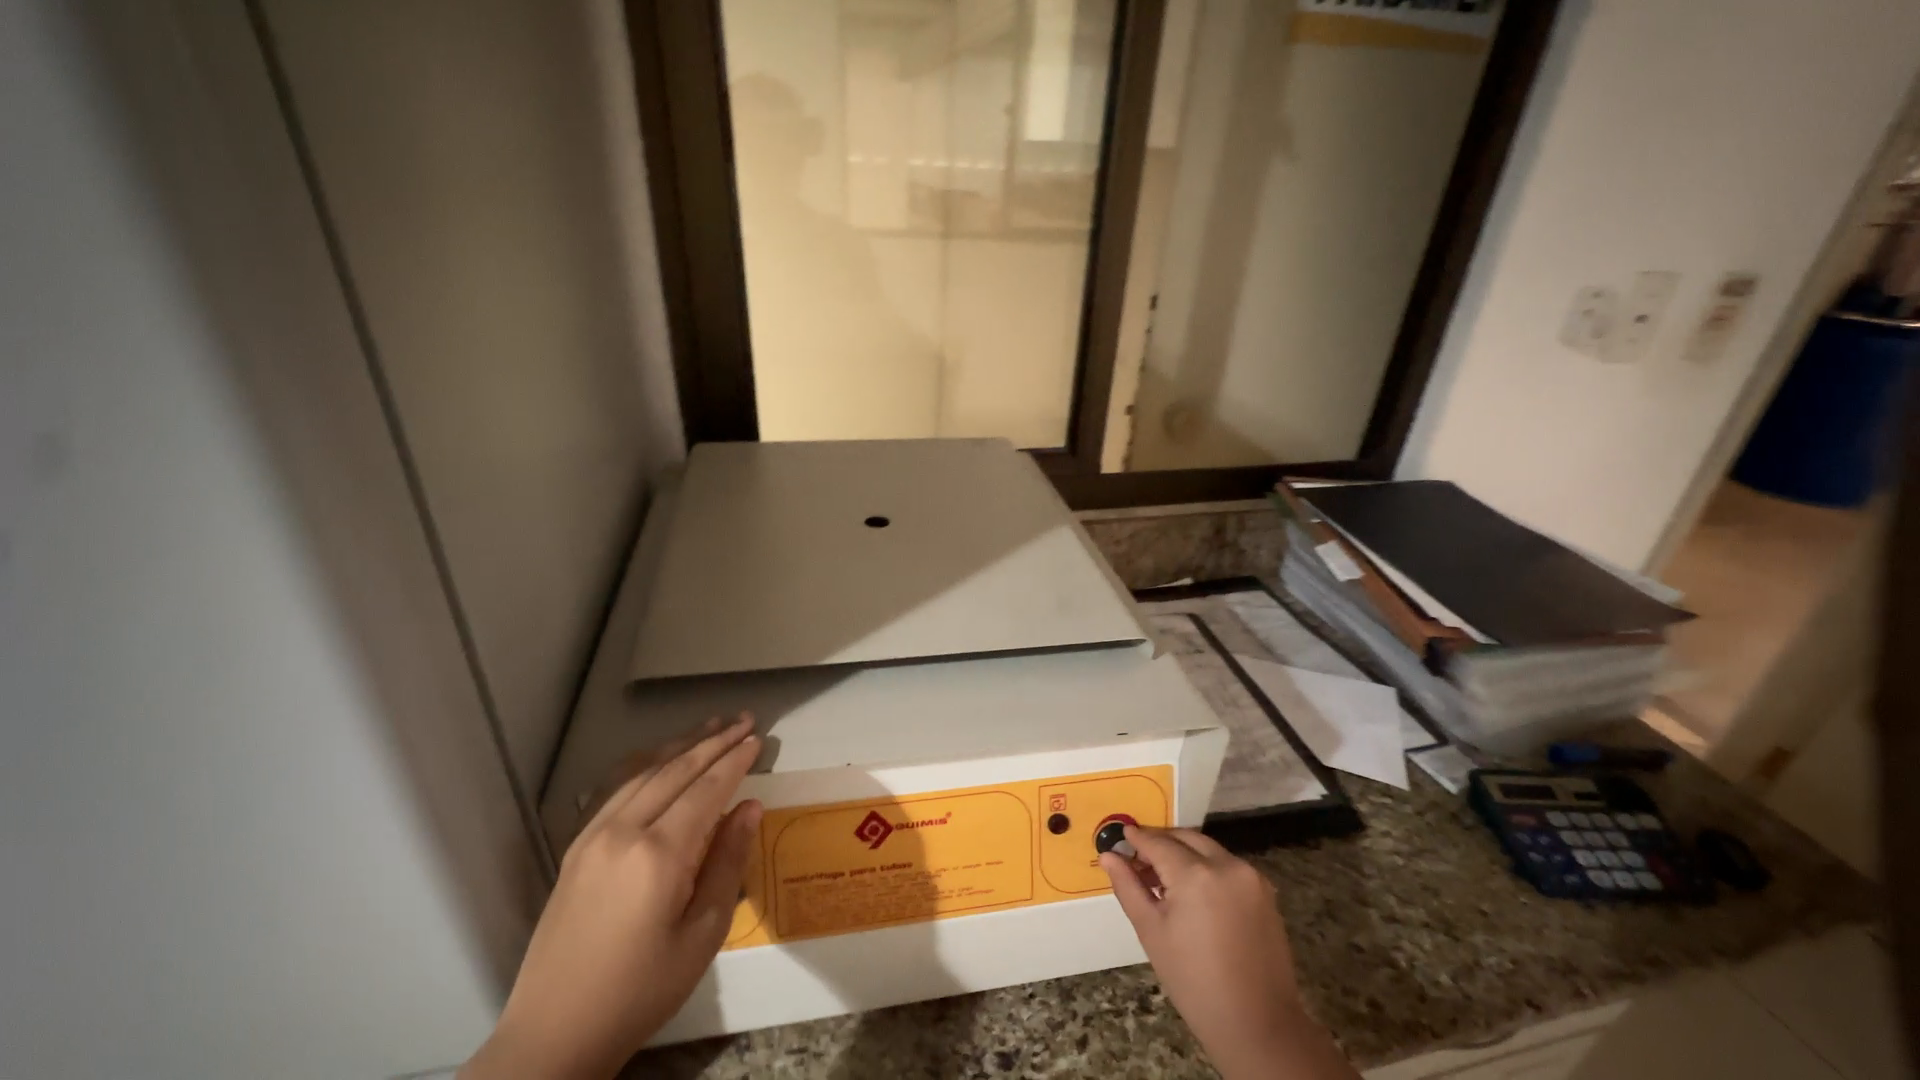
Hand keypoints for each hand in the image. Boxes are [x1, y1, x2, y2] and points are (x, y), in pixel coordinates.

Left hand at [463, 715, 763, 1079]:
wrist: (557, 1028)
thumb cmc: (642, 989)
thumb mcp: (703, 934)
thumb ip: (727, 863)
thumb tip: (748, 808)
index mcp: (658, 854)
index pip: (705, 789)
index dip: (734, 761)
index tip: (758, 738)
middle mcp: (622, 831)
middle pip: (674, 771)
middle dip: (711, 742)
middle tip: (743, 720)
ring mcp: (592, 836)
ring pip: (642, 773)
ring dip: (679, 747)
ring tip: (710, 728)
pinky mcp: (576, 848)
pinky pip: (617, 790)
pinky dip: (646, 765)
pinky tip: (660, 760)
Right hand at [1100, 827, 1357, 1079]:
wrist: (1256, 1022)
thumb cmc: (1192, 980)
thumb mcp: (1151, 932)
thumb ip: (1128, 887)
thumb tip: (1108, 856)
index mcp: (1196, 875)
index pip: (1158, 843)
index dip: (1137, 838)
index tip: (1120, 836)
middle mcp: (1227, 866)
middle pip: (1186, 838)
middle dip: (1161, 842)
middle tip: (1137, 860)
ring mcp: (1251, 878)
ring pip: (1209, 850)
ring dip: (1184, 854)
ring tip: (1162, 880)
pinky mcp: (1266, 892)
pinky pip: (1228, 867)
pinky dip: (1207, 868)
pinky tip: (1193, 893)